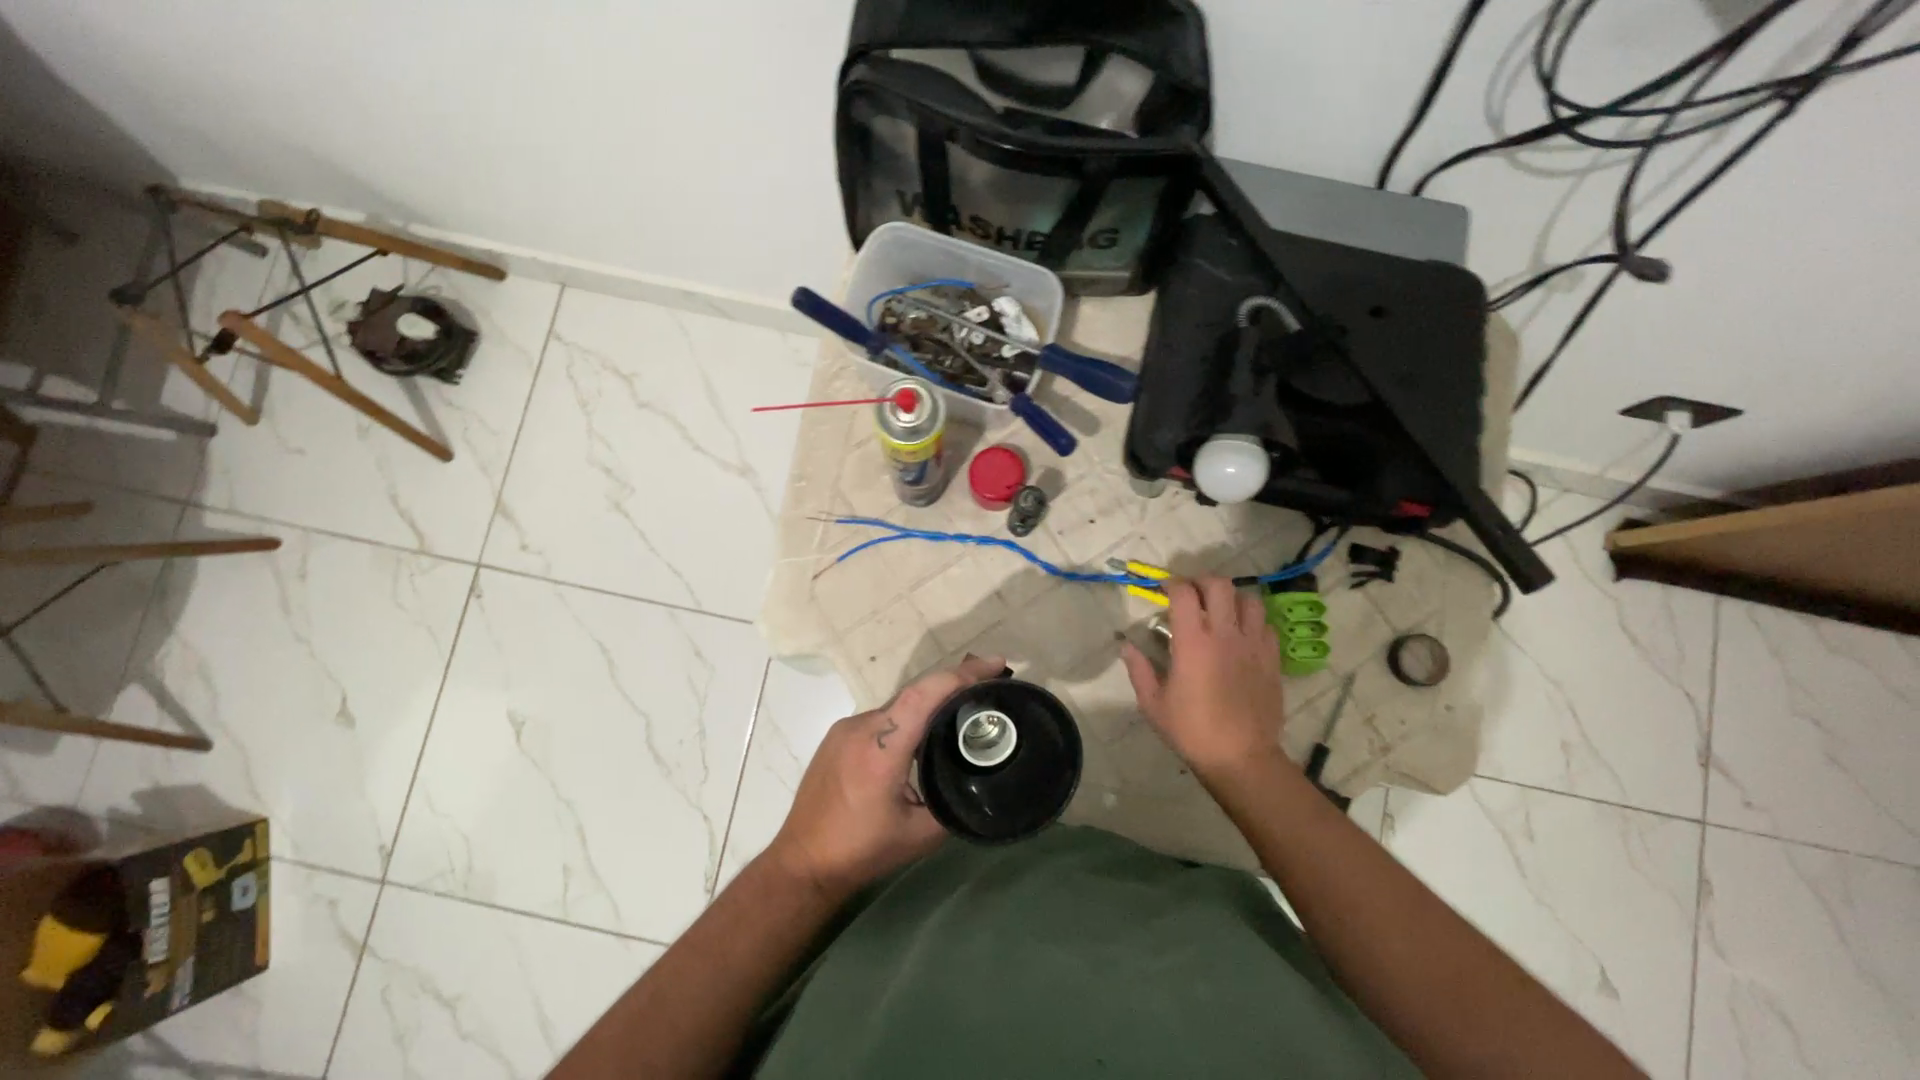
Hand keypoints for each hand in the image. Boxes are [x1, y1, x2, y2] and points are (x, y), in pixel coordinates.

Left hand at [767, 654, 1006, 899]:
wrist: (803, 863)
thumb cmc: (862, 850)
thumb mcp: (920, 835)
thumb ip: (953, 803)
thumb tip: (978, 782)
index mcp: (882, 749)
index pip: (924, 695)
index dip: (961, 675)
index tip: (995, 665)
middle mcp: (860, 728)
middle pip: (914, 695)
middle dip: (953, 686)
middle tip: (989, 687)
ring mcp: (844, 730)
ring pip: (897, 707)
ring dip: (929, 707)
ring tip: (961, 713)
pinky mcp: (836, 738)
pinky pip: (880, 719)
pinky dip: (906, 720)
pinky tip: (923, 736)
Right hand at [1120, 577, 1288, 779]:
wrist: (1241, 757)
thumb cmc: (1192, 731)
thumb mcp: (1154, 704)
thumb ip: (1139, 670)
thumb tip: (1126, 646)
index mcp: (1193, 643)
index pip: (1183, 593)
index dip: (1171, 584)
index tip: (1163, 589)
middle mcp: (1225, 634)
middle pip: (1219, 585)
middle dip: (1202, 581)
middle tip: (1191, 593)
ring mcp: (1253, 645)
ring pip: (1249, 599)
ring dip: (1232, 598)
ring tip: (1221, 610)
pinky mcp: (1272, 659)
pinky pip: (1265, 625)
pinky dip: (1252, 621)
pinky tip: (1242, 635)